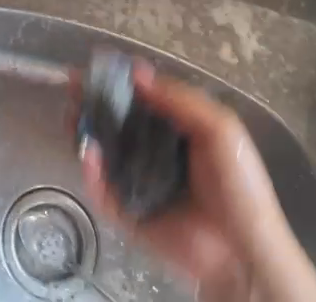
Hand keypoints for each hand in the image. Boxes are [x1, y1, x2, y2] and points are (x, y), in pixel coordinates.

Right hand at [78, 64, 315, 301]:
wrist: (243, 253)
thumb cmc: (237, 186)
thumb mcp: (220, 129)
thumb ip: (179, 98)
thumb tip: (136, 71)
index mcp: (176, 128)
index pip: (140, 98)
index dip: (119, 80)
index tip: (96, 63)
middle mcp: (152, 151)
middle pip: (114, 121)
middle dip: (92, 101)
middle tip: (74, 86)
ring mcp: (137, 182)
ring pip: (102, 152)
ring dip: (84, 130)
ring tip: (73, 115)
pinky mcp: (127, 214)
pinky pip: (101, 191)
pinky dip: (90, 172)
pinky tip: (89, 152)